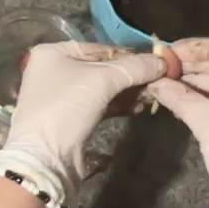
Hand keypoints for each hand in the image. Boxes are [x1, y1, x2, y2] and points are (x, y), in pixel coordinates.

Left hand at [0, 42, 164, 199]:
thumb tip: (163, 61)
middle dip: (129, 76)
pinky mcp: (70, 119)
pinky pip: (99, 105)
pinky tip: (137, 108)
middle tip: (156, 81)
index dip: (128, 55)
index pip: (99, 48)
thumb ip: (134, 68)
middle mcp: (54, 70)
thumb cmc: (67, 107)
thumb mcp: (102, 80)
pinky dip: (117, 105)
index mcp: (53, 52)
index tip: (154, 62)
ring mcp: (61, 96)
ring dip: (127, 92)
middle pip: (101, 68)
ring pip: (101, 88)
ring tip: (150, 96)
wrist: (45, 159)